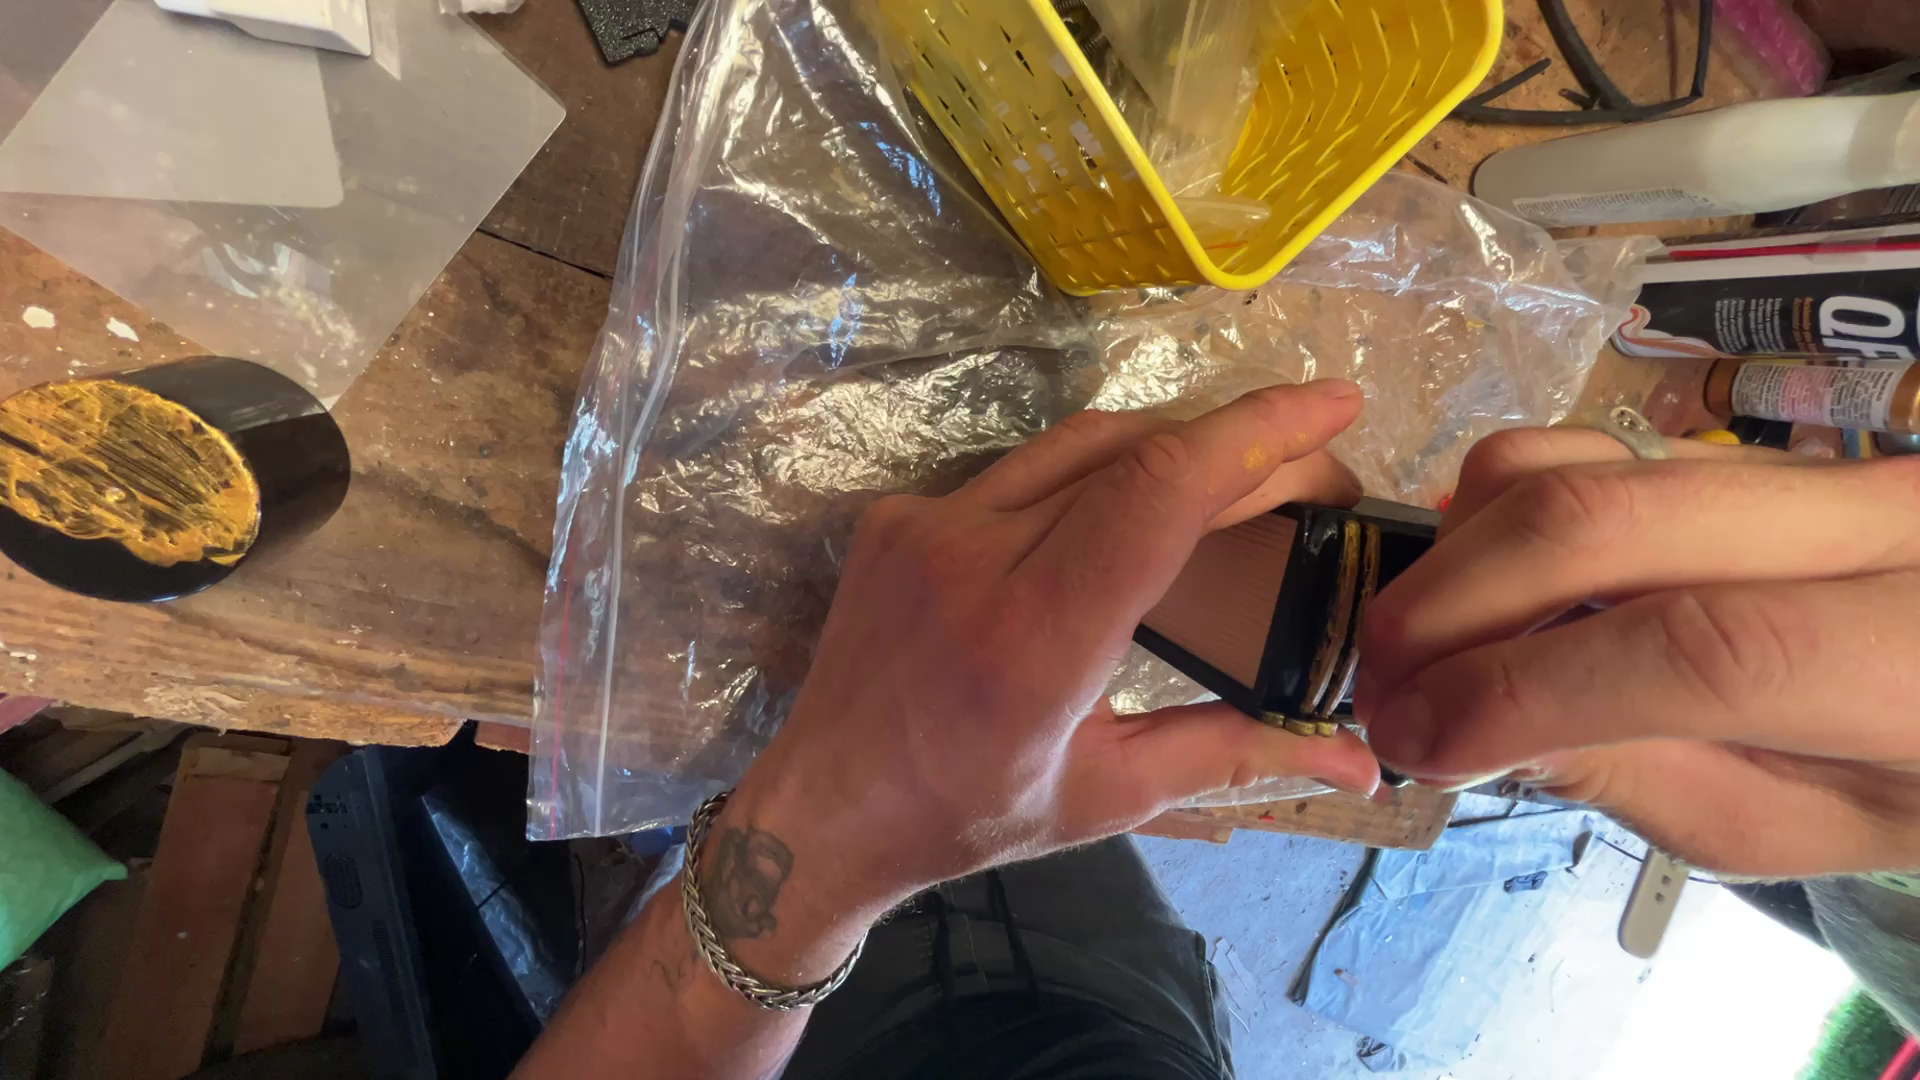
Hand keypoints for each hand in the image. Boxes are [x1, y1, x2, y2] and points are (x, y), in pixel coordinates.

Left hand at [734, 381, 1383, 914]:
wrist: (830, 804)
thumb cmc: (972, 812)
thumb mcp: (1109, 792)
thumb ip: (1234, 753)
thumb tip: (1357, 763)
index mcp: (1036, 636)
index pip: (1158, 492)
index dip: (1256, 432)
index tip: (1333, 404)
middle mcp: (973, 557)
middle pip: (1128, 449)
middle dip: (1230, 439)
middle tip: (1297, 465)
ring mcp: (924, 524)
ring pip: (1072, 443)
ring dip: (1161, 446)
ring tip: (1220, 476)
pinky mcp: (896, 515)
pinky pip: (1016, 470)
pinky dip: (1084, 476)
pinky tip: (1110, 511)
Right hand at [1356, 427, 1919, 876]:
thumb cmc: (1879, 777)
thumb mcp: (1771, 826)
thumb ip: (1616, 776)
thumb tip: (1445, 730)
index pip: (1700, 651)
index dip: (1518, 695)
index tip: (1411, 741)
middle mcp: (1868, 520)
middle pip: (1591, 527)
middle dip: (1440, 612)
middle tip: (1380, 687)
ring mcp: (1767, 459)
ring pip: (1546, 472)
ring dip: (1441, 568)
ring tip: (1424, 645)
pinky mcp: (1688, 441)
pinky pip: (1540, 451)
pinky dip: (1466, 519)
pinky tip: (1471, 588)